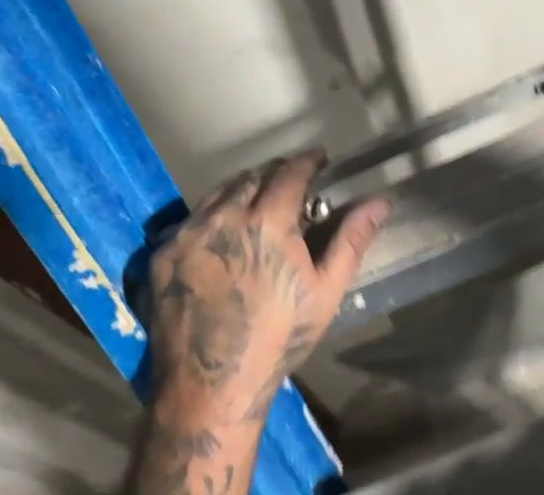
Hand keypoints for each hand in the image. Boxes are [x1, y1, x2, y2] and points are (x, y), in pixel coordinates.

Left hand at [145, 149, 388, 425]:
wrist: (211, 385)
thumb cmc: (278, 338)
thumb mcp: (325, 292)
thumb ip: (351, 240)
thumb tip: (380, 201)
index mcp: (268, 220)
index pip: (290, 171)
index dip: (307, 160)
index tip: (318, 158)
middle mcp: (224, 215)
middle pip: (252, 177)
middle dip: (274, 174)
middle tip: (289, 186)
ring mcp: (188, 233)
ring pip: (218, 193)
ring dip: (240, 191)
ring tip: (254, 205)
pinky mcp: (162, 253)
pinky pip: (189, 220)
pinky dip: (209, 218)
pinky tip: (218, 236)